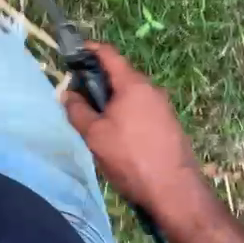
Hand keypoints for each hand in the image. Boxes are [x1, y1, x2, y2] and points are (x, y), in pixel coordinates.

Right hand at [63, 42, 211, 218]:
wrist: (176, 193)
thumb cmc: (131, 158)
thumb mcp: (95, 135)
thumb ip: (77, 110)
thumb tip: (67, 93)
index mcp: (132, 83)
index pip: (108, 53)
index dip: (89, 49)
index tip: (73, 54)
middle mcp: (151, 88)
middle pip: (120, 74)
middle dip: (98, 80)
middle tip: (80, 96)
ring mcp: (164, 106)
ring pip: (131, 93)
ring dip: (113, 99)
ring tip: (98, 120)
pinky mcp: (170, 124)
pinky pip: (143, 108)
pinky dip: (127, 112)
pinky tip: (120, 135)